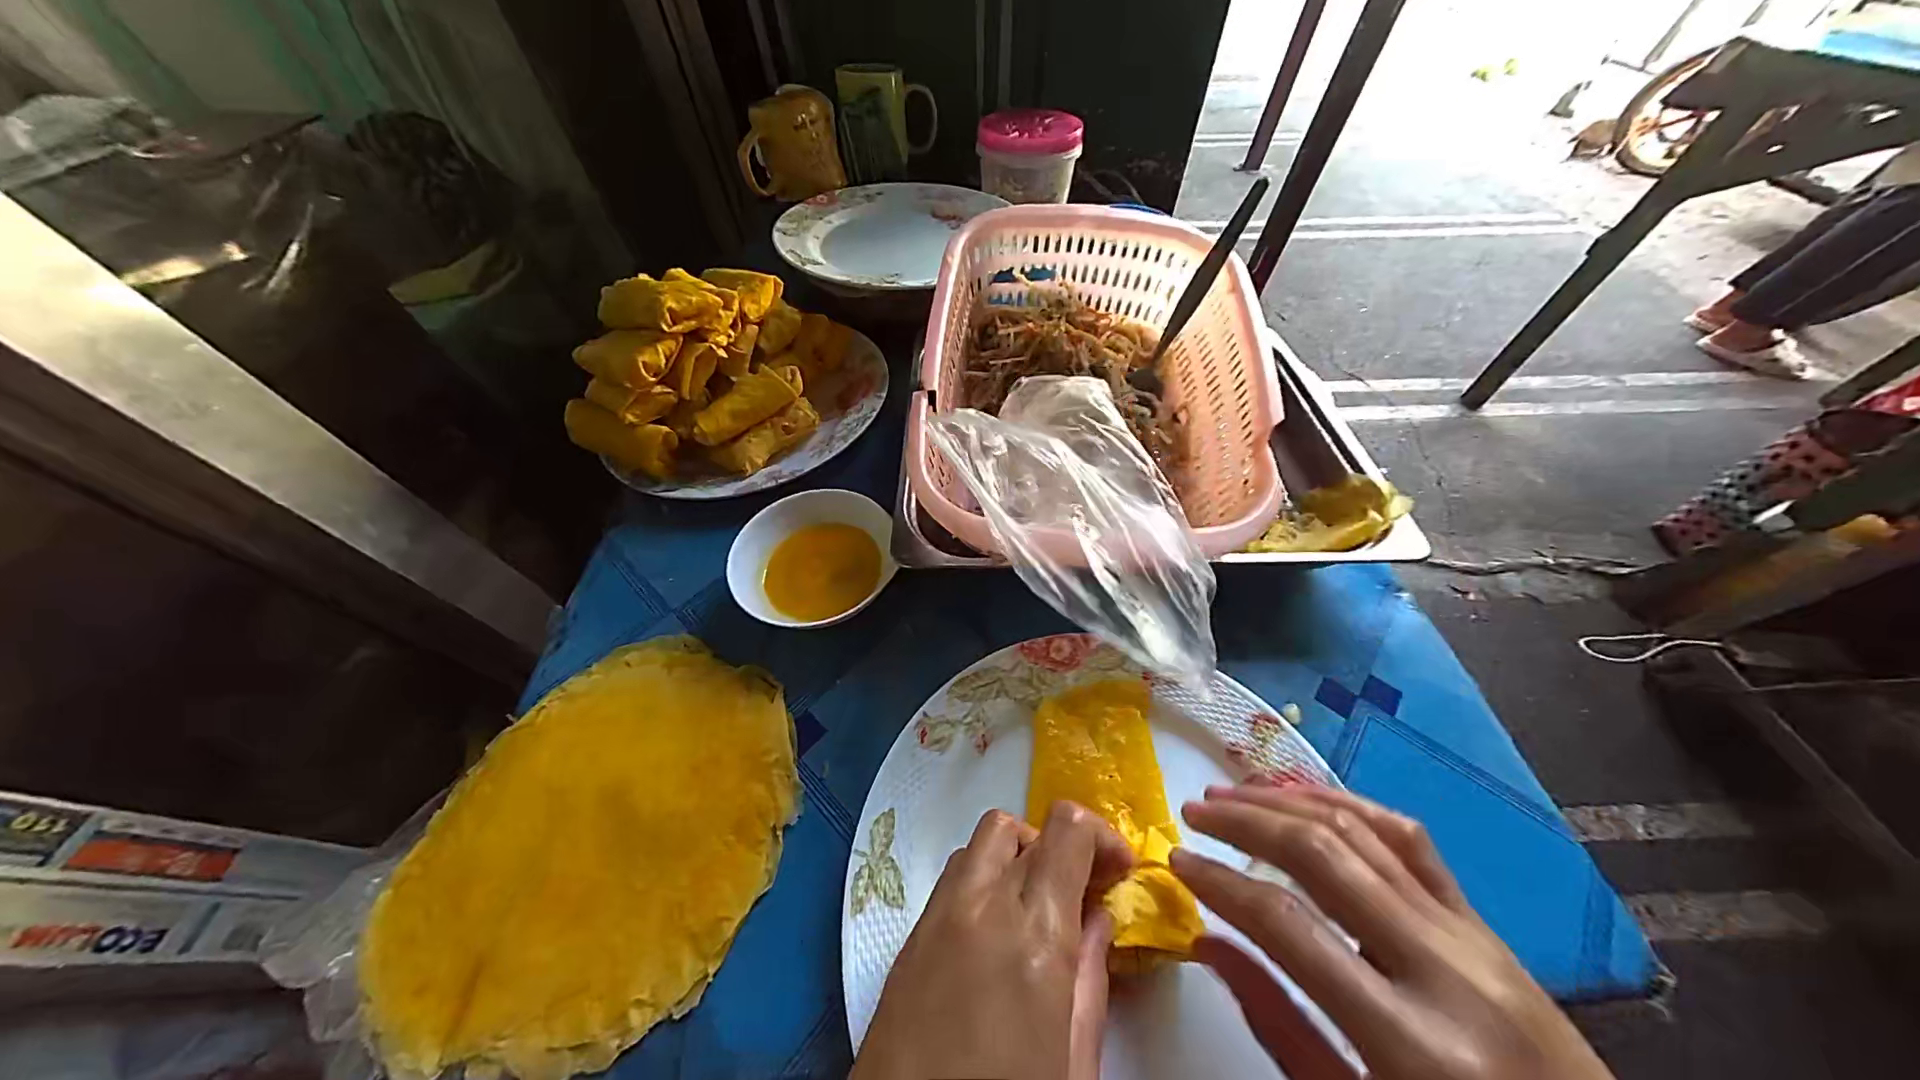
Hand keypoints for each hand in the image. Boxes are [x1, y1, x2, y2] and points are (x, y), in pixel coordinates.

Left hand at [852, 802, 1133, 1079]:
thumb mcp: (1072, 1059)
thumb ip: (1090, 979)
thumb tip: (1098, 920)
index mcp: (1035, 936)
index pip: (1067, 832)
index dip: (1102, 836)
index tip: (1119, 870)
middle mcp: (983, 905)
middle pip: (1024, 829)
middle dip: (1063, 847)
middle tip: (1085, 891)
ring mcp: (940, 913)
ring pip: (984, 841)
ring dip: (1019, 855)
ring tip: (1040, 905)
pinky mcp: (912, 932)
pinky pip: (956, 873)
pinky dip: (985, 875)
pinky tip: (999, 926)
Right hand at [1170, 785, 1614, 1079]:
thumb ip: (1280, 1028)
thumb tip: (1208, 945)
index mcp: (1410, 1041)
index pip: (1287, 926)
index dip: (1220, 884)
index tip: (1177, 862)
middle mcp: (1442, 968)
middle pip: (1322, 856)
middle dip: (1246, 822)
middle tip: (1194, 810)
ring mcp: (1472, 937)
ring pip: (1362, 831)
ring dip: (1285, 802)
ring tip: (1231, 793)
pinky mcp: (1485, 923)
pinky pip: (1410, 840)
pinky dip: (1348, 803)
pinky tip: (1302, 796)